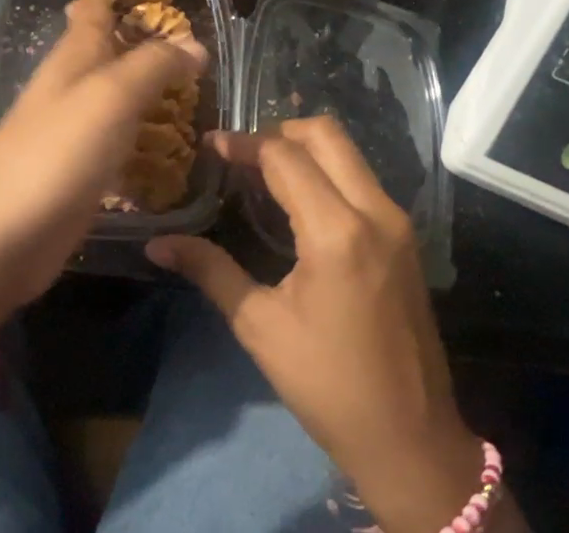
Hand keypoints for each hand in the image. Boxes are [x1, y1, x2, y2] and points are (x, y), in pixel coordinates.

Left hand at [0, 0, 205, 339]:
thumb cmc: (55, 155)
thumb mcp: (110, 98)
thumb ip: (152, 66)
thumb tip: (194, 44)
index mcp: (71, 60)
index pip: (92, 10)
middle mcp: (68, 90)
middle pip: (103, 53)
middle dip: (137, 39)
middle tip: (186, 36)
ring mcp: (69, 136)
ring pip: (111, 99)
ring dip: (142, 90)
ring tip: (188, 86)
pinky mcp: (76, 177)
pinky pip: (115, 146)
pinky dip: (139, 138)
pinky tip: (166, 149)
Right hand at [147, 118, 485, 532]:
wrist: (410, 436)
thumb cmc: (327, 384)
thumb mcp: (260, 325)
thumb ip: (210, 270)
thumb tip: (158, 242)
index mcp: (337, 231)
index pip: (284, 157)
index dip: (243, 144)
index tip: (209, 146)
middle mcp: (376, 212)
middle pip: (326, 135)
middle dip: (278, 132)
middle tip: (239, 155)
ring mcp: (398, 223)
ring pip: (350, 154)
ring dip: (305, 151)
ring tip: (260, 174)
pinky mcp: (406, 240)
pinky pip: (362, 181)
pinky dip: (328, 173)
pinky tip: (297, 202)